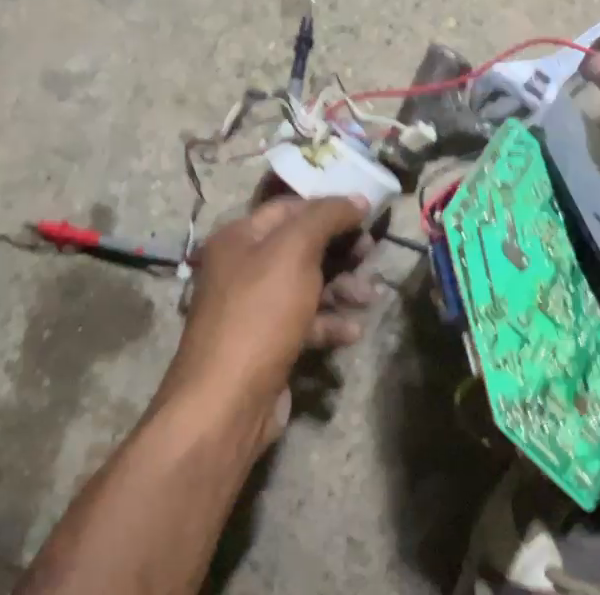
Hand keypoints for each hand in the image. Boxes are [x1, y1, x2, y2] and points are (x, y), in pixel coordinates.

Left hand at [159, 195, 375, 446]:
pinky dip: (330, 322)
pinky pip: (306, 322)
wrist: (227, 401)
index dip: (329, 207)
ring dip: (342, 288)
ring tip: (368, 298)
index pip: (290, 207)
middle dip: (341, 250)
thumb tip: (358, 199)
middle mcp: (242, 268)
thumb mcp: (295, 252)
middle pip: (302, 246)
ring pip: (308, 285)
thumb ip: (327, 217)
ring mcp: (254, 309)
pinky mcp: (268, 344)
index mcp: (239, 238)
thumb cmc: (260, 314)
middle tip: (371, 255)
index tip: (367, 214)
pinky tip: (352, 331)